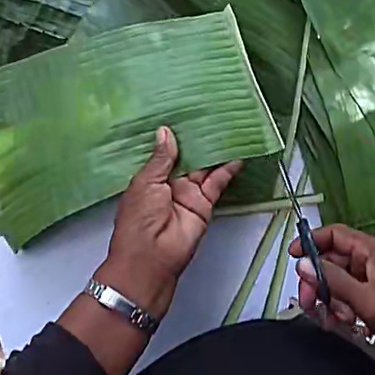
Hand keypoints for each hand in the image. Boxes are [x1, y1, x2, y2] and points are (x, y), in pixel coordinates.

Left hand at [95, 126, 241, 316]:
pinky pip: (217, 184)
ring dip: (215, 153)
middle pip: (188, 158)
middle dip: (198, 141)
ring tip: (228, 130)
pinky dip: (227, 171)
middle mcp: (170, 184)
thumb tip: (165, 132)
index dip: (175, 137)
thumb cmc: (138, 220)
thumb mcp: (146, 182)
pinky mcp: (204, 204)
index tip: (184, 116)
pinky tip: (236, 156)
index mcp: (150, 177)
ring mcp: (188, 194)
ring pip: (205, 168)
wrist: (150, 258)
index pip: (165, 153)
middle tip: (210, 117)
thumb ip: (161, 158)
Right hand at [289, 224, 374, 361]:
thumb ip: (331, 279)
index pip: (335, 234)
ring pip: (338, 278)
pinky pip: (348, 293)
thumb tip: (303, 264)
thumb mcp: (363, 298)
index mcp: (373, 250)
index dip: (311, 242)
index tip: (293, 256)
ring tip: (330, 316)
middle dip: (318, 279)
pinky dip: (340, 305)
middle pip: (333, 259)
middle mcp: (373, 259)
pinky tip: (341, 321)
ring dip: (329, 296)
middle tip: (306, 300)